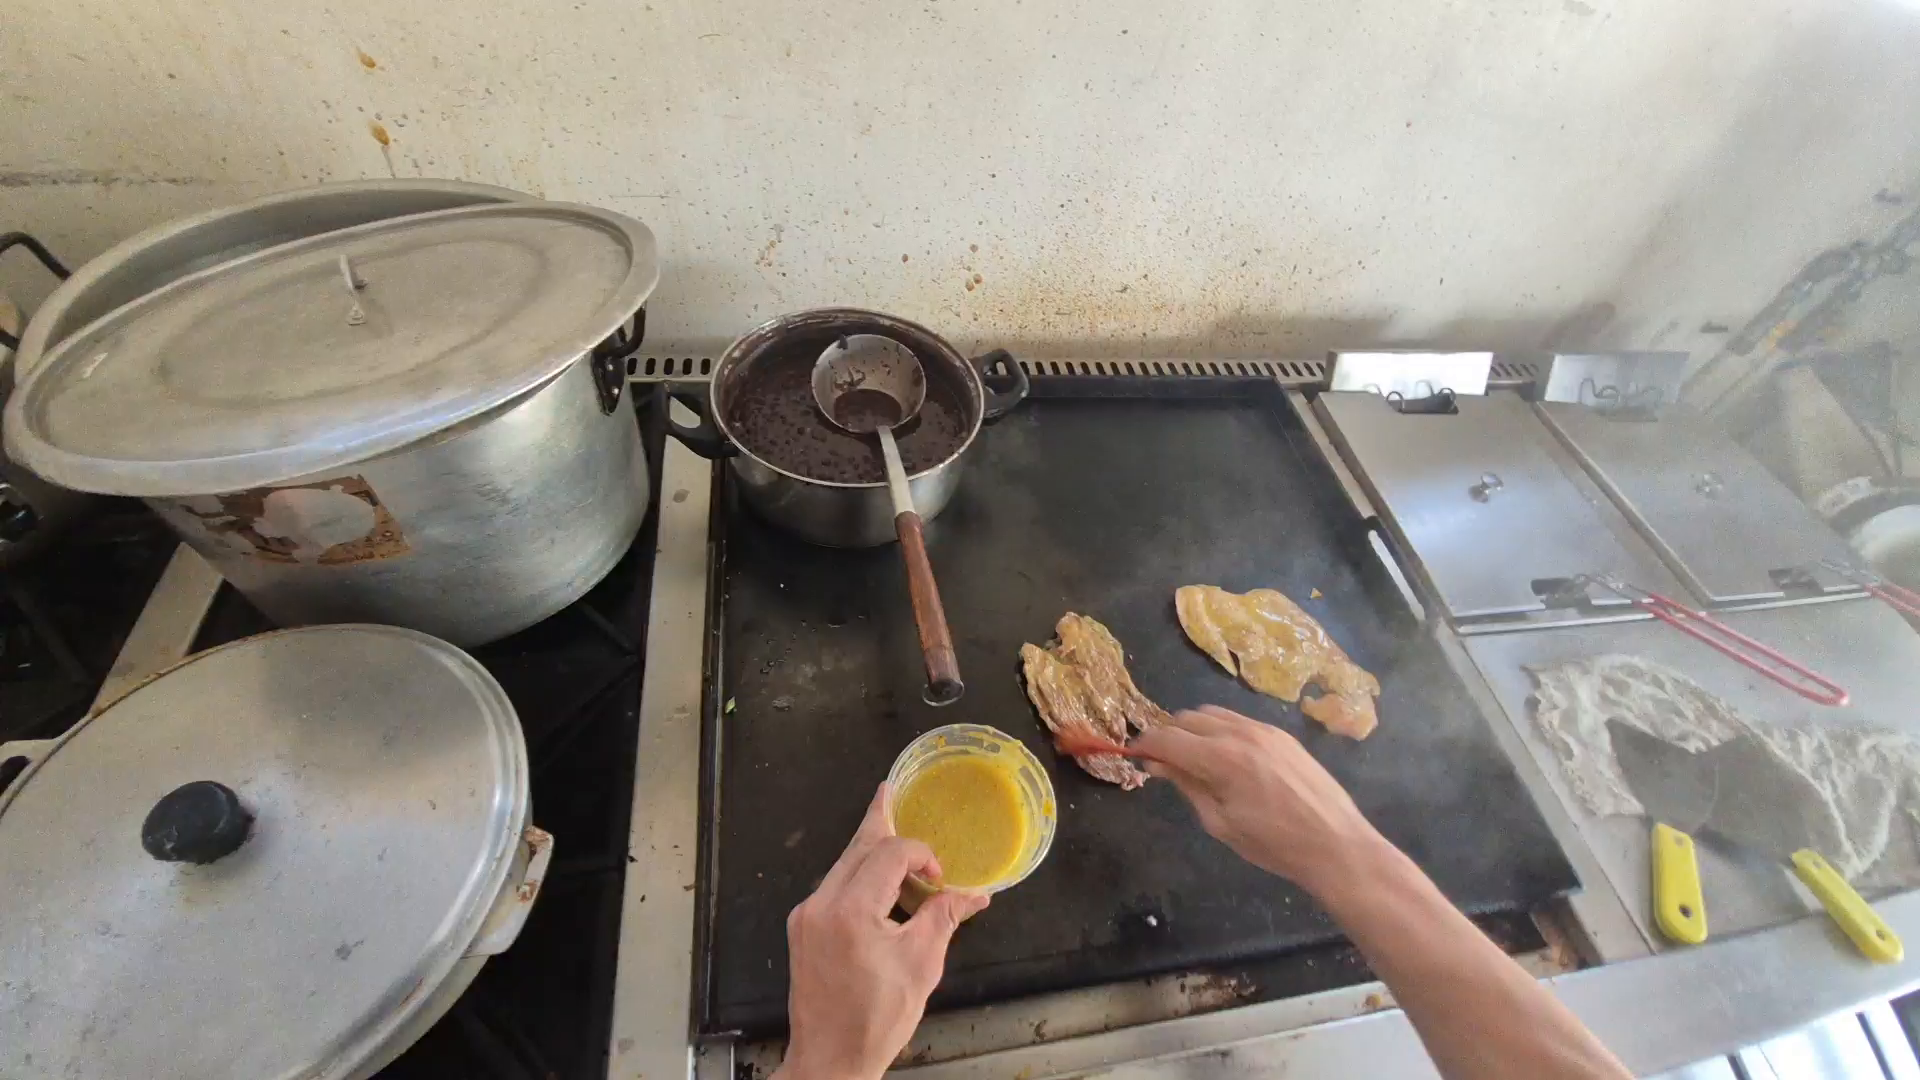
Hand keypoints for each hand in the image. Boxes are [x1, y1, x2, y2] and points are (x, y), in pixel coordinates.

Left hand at [776, 784, 988, 1079]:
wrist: (828, 1064)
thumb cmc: (878, 1019)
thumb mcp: (921, 965)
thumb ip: (944, 917)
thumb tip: (976, 893)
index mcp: (851, 910)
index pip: (888, 854)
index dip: (918, 854)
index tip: (939, 876)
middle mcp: (821, 903)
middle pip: (857, 847)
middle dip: (879, 820)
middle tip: (889, 789)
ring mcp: (807, 914)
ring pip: (843, 863)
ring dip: (870, 847)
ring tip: (886, 820)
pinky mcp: (802, 927)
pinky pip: (834, 884)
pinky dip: (858, 872)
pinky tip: (875, 873)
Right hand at [1132, 705, 1394, 900]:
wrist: (1338, 846)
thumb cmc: (1274, 845)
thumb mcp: (1220, 823)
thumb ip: (1186, 786)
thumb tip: (1158, 766)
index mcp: (1220, 759)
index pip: (1167, 738)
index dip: (1145, 744)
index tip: (1134, 754)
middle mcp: (1239, 733)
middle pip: (1186, 718)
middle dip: (1168, 736)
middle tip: (1164, 762)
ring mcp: (1263, 730)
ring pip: (1211, 713)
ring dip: (1193, 729)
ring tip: (1194, 758)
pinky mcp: (1280, 734)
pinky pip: (1237, 719)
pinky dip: (1219, 730)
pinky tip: (1226, 757)